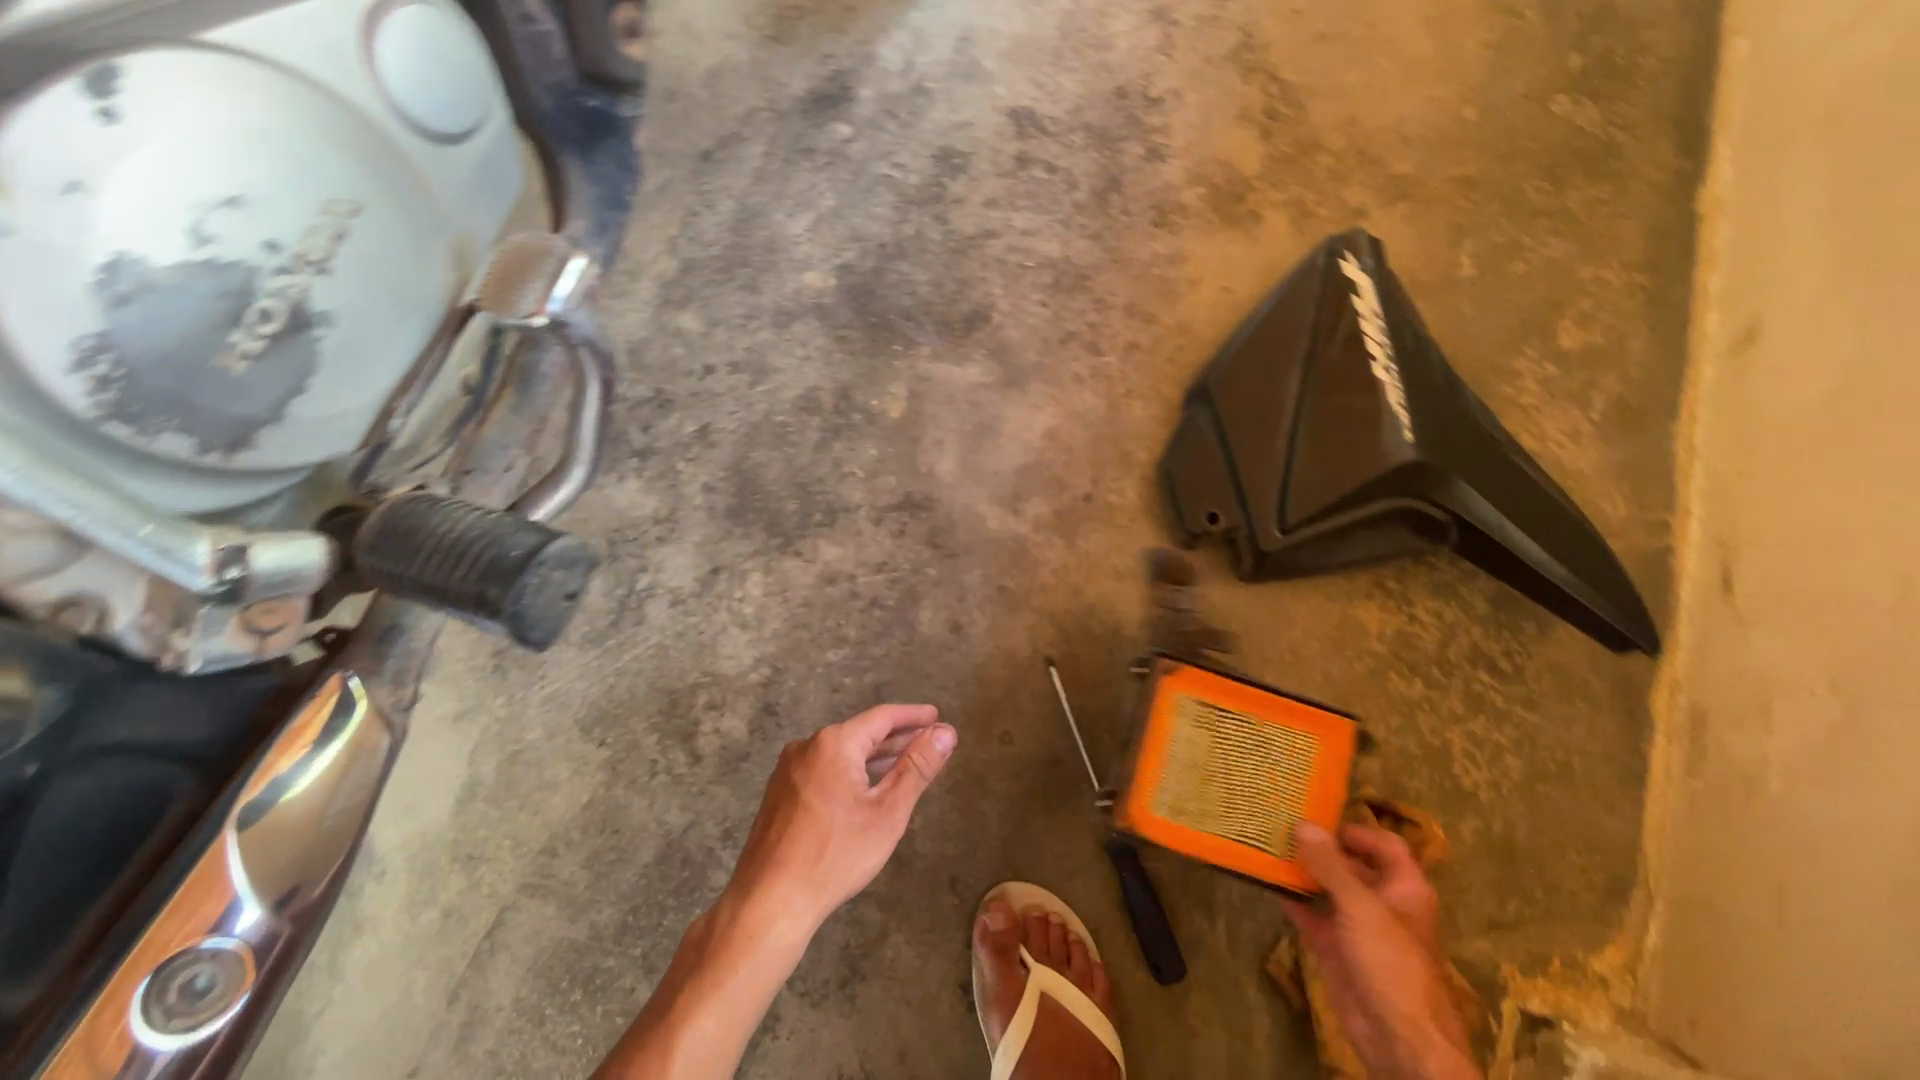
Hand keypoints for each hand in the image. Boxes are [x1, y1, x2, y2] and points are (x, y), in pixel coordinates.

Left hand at [723, 704, 957, 934]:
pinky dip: (850, 772)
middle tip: (929, 741)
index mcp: (834, 743)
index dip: (913, 716)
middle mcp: (807, 746)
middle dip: (896, 738)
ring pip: (841, 754)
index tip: (936, 716)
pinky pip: (823, 770)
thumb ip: (918, 767)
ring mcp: (788, 770)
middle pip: (860, 734)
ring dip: (873, 757)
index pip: (882, 717)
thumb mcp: (887, 812)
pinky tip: (864, 789)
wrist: (770, 899)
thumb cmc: (836, 855)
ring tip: (904, 764)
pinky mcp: (780, 793)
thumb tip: (946, 732)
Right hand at [1280, 823, 1480, 1079]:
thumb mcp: (1360, 906)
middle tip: (1279, 824)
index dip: (1355, 829)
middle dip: (1320, 847)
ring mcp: (1357, 926)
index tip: (1316, 815)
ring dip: (1302, 872)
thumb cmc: (1391, 962)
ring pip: (1328, 889)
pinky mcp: (1335, 948)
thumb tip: (1302, 823)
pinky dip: (1292, 900)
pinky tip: (1266, 883)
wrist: (1398, 1036)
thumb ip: (1329, 865)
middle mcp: (1381, 901)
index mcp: (1404, 887)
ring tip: (1266, 847)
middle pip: (1351, 864)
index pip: (1383, 844)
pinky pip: (1311, 916)